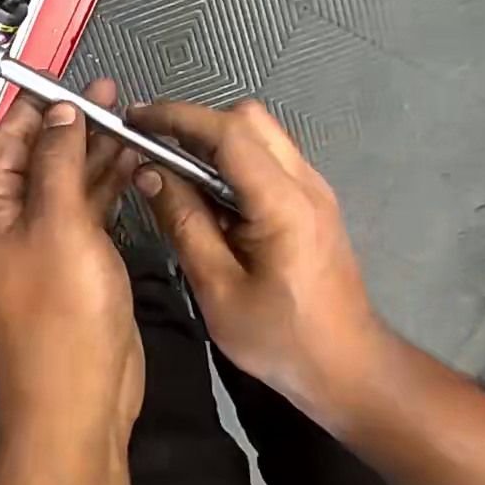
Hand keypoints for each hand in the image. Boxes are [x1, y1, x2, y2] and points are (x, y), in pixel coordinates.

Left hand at [0, 79, 143, 445]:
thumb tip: (59, 114)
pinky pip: (91, 212)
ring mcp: (50, 245)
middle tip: (109, 97)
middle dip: (73, 126)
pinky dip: (109, 187)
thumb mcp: (58, 224)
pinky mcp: (80, 263)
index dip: (35, 109)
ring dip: (95, 154)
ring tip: (127, 123)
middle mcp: (16, 225)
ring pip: (71, 184)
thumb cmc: (60, 314)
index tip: (65, 81)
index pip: (8, 144)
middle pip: (42, 160)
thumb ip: (58, 163)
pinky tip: (131, 167)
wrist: (79, 395)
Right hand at [130, 100, 385, 421]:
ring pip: (260, 134)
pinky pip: (267, 159)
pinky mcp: (312, 202)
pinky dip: (231, 160)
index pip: (228, 132)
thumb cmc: (280, 337)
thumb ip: (183, 223)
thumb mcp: (217, 287)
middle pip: (248, 119)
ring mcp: (314, 189)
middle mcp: (305, 182)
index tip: (136, 118)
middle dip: (196, 123)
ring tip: (173, 168)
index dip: (177, 117)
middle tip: (154, 145)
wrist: (348, 367)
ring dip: (213, 140)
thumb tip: (149, 173)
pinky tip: (207, 194)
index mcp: (283, 203)